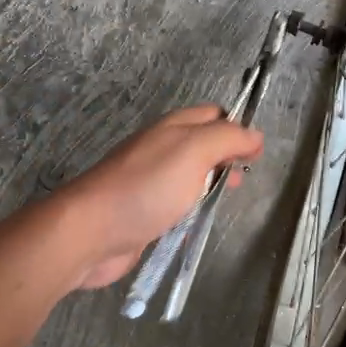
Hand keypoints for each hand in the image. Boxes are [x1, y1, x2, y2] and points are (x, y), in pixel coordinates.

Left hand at [54, 105, 263, 288]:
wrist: (90, 231)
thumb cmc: (147, 186)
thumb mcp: (195, 152)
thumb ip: (228, 139)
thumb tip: (255, 135)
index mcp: (175, 126)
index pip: (215, 115)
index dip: (238, 128)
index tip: (256, 154)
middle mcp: (163, 148)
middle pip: (205, 145)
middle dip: (227, 158)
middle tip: (243, 179)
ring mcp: (151, 180)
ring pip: (191, 177)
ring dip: (211, 186)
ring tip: (225, 201)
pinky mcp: (143, 212)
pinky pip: (176, 206)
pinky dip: (191, 212)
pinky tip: (197, 225)